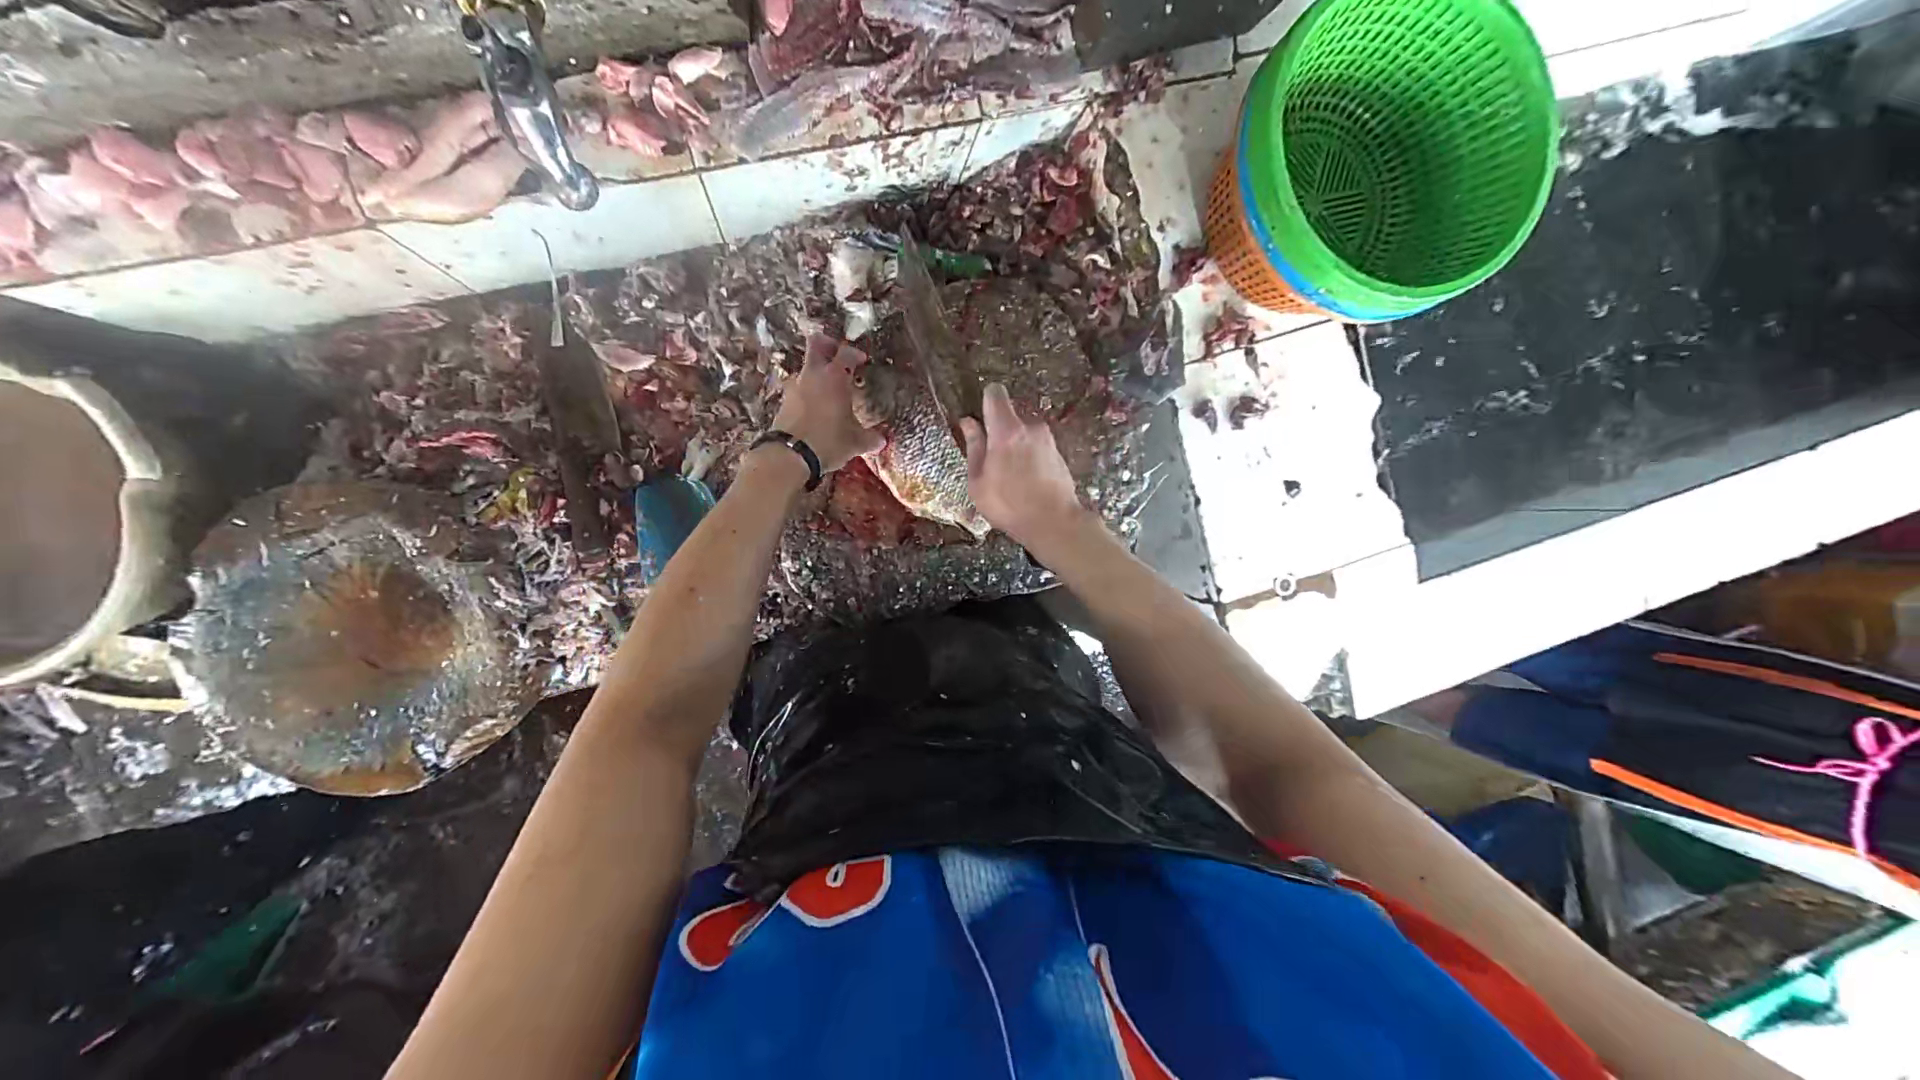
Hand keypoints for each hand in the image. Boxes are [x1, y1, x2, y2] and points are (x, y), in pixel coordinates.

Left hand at [769, 334, 885, 472]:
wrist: (789, 455)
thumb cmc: (828, 441)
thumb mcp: (855, 442)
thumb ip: (869, 438)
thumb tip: (881, 440)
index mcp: (834, 377)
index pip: (846, 352)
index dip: (855, 353)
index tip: (862, 361)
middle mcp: (813, 375)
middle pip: (816, 343)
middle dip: (828, 344)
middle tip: (837, 355)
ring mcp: (795, 386)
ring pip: (806, 368)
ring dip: (817, 373)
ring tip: (829, 390)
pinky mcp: (784, 401)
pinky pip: (799, 388)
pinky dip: (808, 392)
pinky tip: (817, 409)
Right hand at [959, 382, 1088, 549]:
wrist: (1055, 523)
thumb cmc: (1009, 505)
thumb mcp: (978, 482)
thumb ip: (974, 448)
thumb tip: (968, 423)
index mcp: (1007, 430)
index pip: (995, 394)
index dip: (985, 401)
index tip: (981, 419)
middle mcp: (1030, 427)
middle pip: (1010, 417)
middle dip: (999, 433)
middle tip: (992, 463)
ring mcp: (1048, 440)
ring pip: (1024, 434)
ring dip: (1016, 448)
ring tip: (1011, 478)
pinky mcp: (1059, 453)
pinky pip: (1037, 447)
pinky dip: (1030, 458)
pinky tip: (1027, 482)